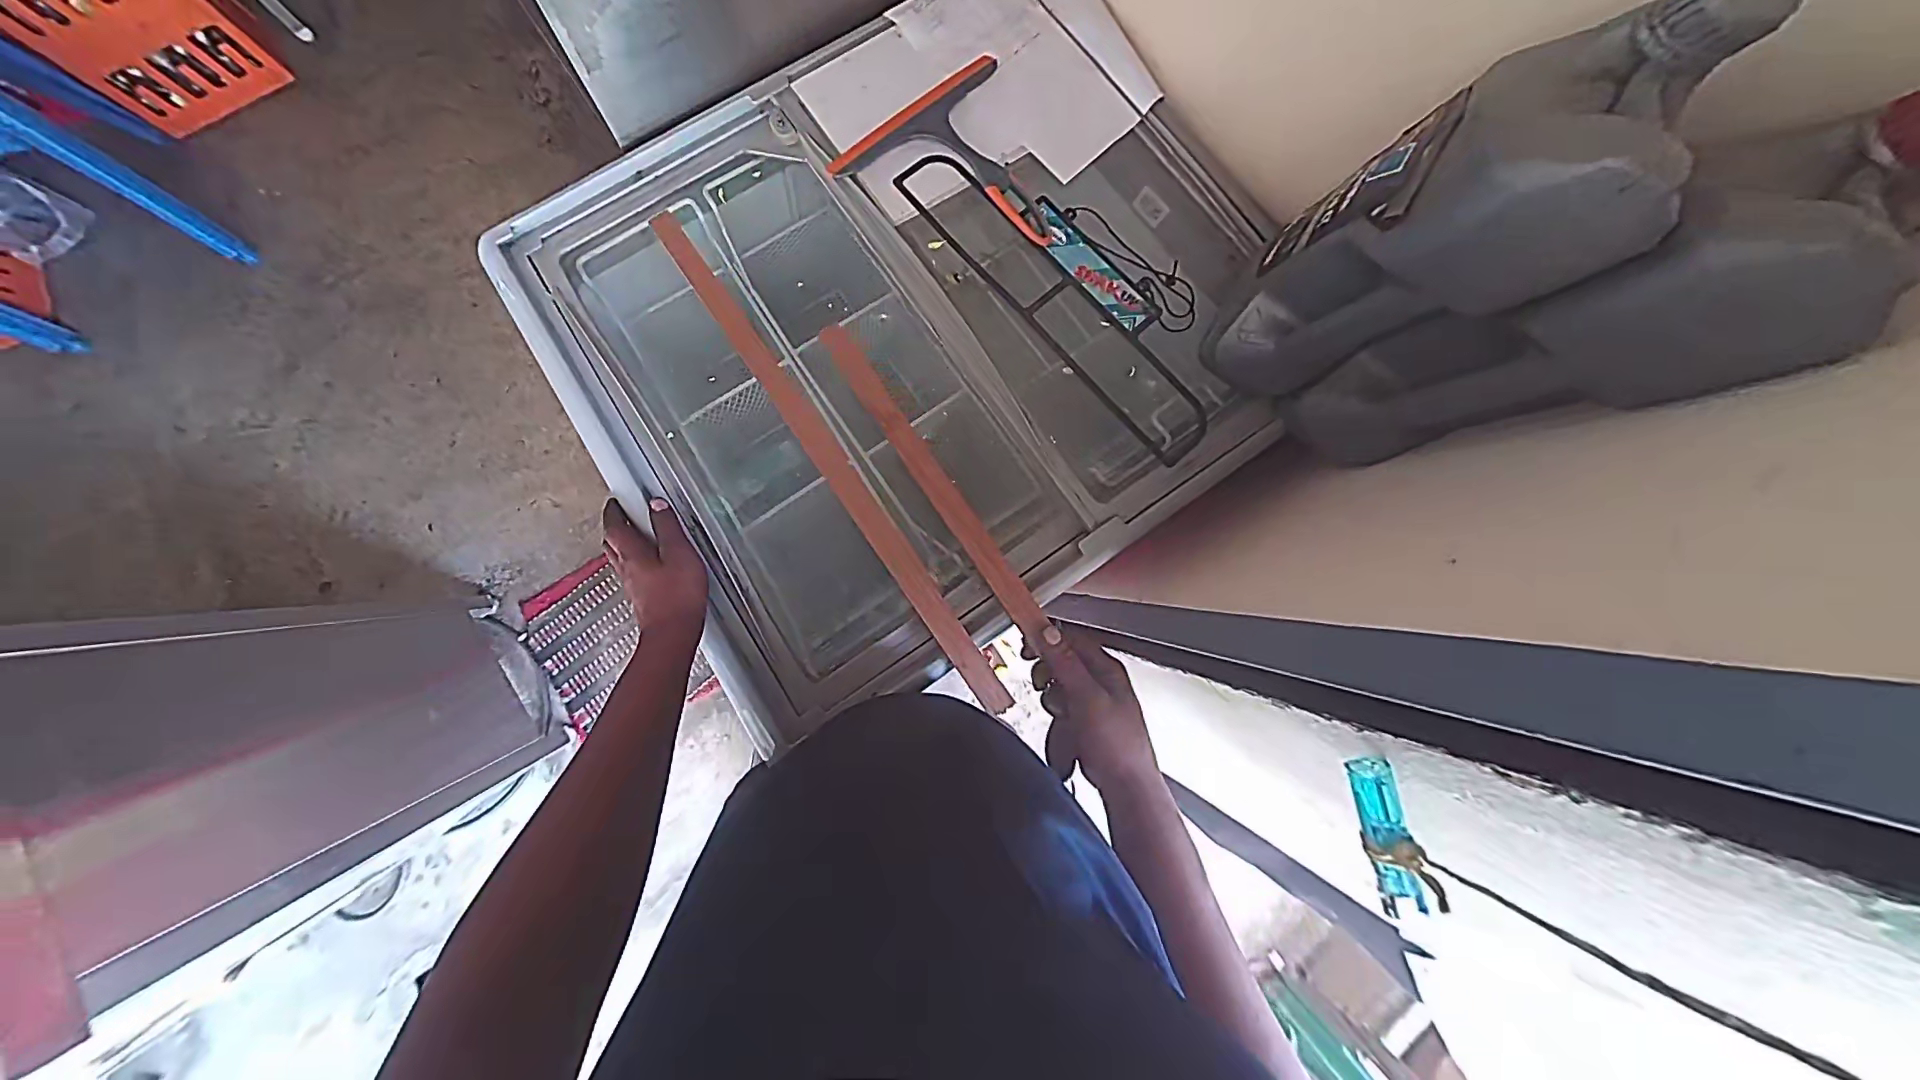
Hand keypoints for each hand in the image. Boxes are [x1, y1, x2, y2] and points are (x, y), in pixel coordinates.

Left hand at [603, 497, 707, 633]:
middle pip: (612, 543)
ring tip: (636, 538)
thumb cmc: (677, 595)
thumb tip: (657, 506)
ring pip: (620, 559)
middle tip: (623, 517)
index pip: (614, 526)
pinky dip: (636, 563)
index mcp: (633, 553)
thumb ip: (668, 528)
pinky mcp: (642, 597)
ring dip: (624, 546)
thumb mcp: (680, 553)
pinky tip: (650, 566)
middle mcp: (627, 568)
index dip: (614, 511)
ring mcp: (633, 584)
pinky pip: (632, 573)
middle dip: (616, 528)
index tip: (616, 502)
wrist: (673, 633)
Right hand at [1026, 625, 1158, 794]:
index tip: (1027, 646)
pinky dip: (1058, 713)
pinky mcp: (1087, 719)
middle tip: (1042, 683)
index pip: (1072, 638)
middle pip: (1064, 659)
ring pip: (1061, 684)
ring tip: (1059, 712)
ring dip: (1052, 695)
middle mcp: (1102, 680)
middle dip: (1047, 671)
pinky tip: (1063, 726)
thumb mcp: (1086, 697)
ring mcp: (1094, 700)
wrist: (1127, 786)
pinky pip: (1064, 706)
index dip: (1047, 639)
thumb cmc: (1118, 745)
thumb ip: (1065, 663)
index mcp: (1107, 668)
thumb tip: (1047, 632)